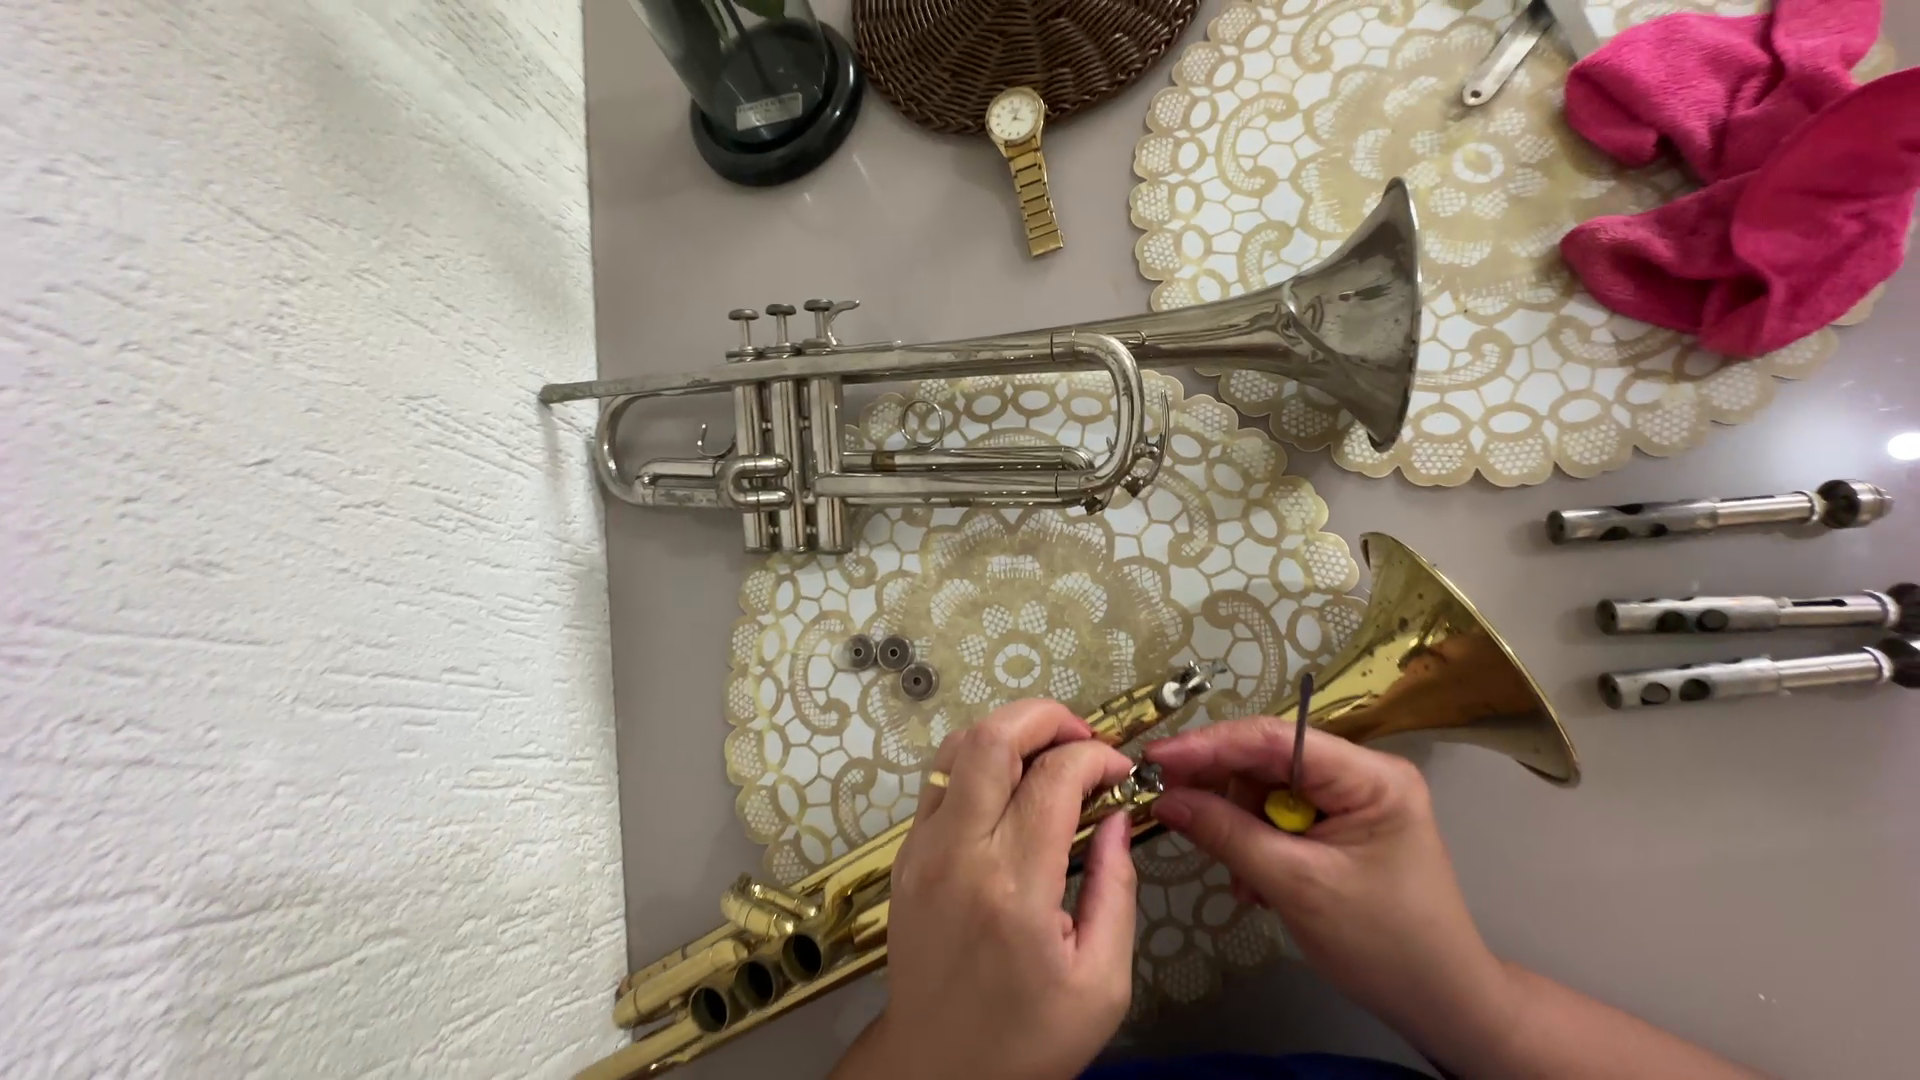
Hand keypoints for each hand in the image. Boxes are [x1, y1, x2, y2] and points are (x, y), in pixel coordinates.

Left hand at [831, 700, 1137, 1079]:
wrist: (936, 1070)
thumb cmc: (1028, 1038)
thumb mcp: (1102, 981)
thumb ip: (1116, 885)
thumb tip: (1115, 813)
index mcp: (1013, 889)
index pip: (1053, 778)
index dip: (1097, 758)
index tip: (1122, 773)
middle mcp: (957, 853)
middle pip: (992, 738)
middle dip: (1047, 718)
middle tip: (1085, 740)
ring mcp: (921, 847)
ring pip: (958, 746)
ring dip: (1010, 731)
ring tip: (1051, 753)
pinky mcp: (906, 852)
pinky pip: (942, 777)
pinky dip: (981, 758)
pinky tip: (1013, 782)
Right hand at [1142, 718, 1516, 1062]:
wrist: (1440, 1005)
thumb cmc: (1382, 945)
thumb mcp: (1296, 887)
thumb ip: (1227, 835)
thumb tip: (1165, 799)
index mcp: (1369, 776)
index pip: (1273, 739)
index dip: (1208, 744)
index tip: (1156, 758)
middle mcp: (1359, 772)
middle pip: (1265, 759)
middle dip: (1219, 789)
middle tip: (1169, 807)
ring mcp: (1349, 796)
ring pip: (1263, 787)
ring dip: (1236, 826)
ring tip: (1238, 878)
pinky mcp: (1337, 822)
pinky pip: (1275, 813)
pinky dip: (1253, 841)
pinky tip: (1253, 881)